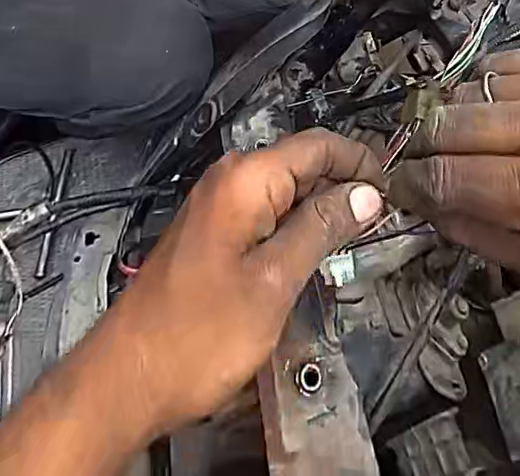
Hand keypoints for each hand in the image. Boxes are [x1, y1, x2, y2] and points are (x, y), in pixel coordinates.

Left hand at [82, 129, 385, 437]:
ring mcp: (219, 202)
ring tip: (351, 242)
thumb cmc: (195, 335)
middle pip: (302, 162)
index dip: (359, 162)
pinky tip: (312, 253)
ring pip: (285, 188)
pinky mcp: (215, 228)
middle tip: (377, 222)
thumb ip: (321, 229)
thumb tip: (363, 194)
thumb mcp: (274, 282)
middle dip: (342, 186)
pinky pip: (265, 210)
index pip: (318, 144)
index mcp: (245, 179)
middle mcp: (229, 179)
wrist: (129, 374)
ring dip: (320, 208)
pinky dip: (294, 225)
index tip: (390, 190)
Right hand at [388, 45, 519, 287]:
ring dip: (457, 116)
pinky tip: (506, 109)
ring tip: (474, 137)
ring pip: (466, 90)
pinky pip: (497, 64)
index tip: (399, 185)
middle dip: (422, 145)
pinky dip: (488, 88)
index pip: (445, 176)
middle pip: (444, 123)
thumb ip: (481, 238)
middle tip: (423, 159)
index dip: (411, 182)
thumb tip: (426, 208)